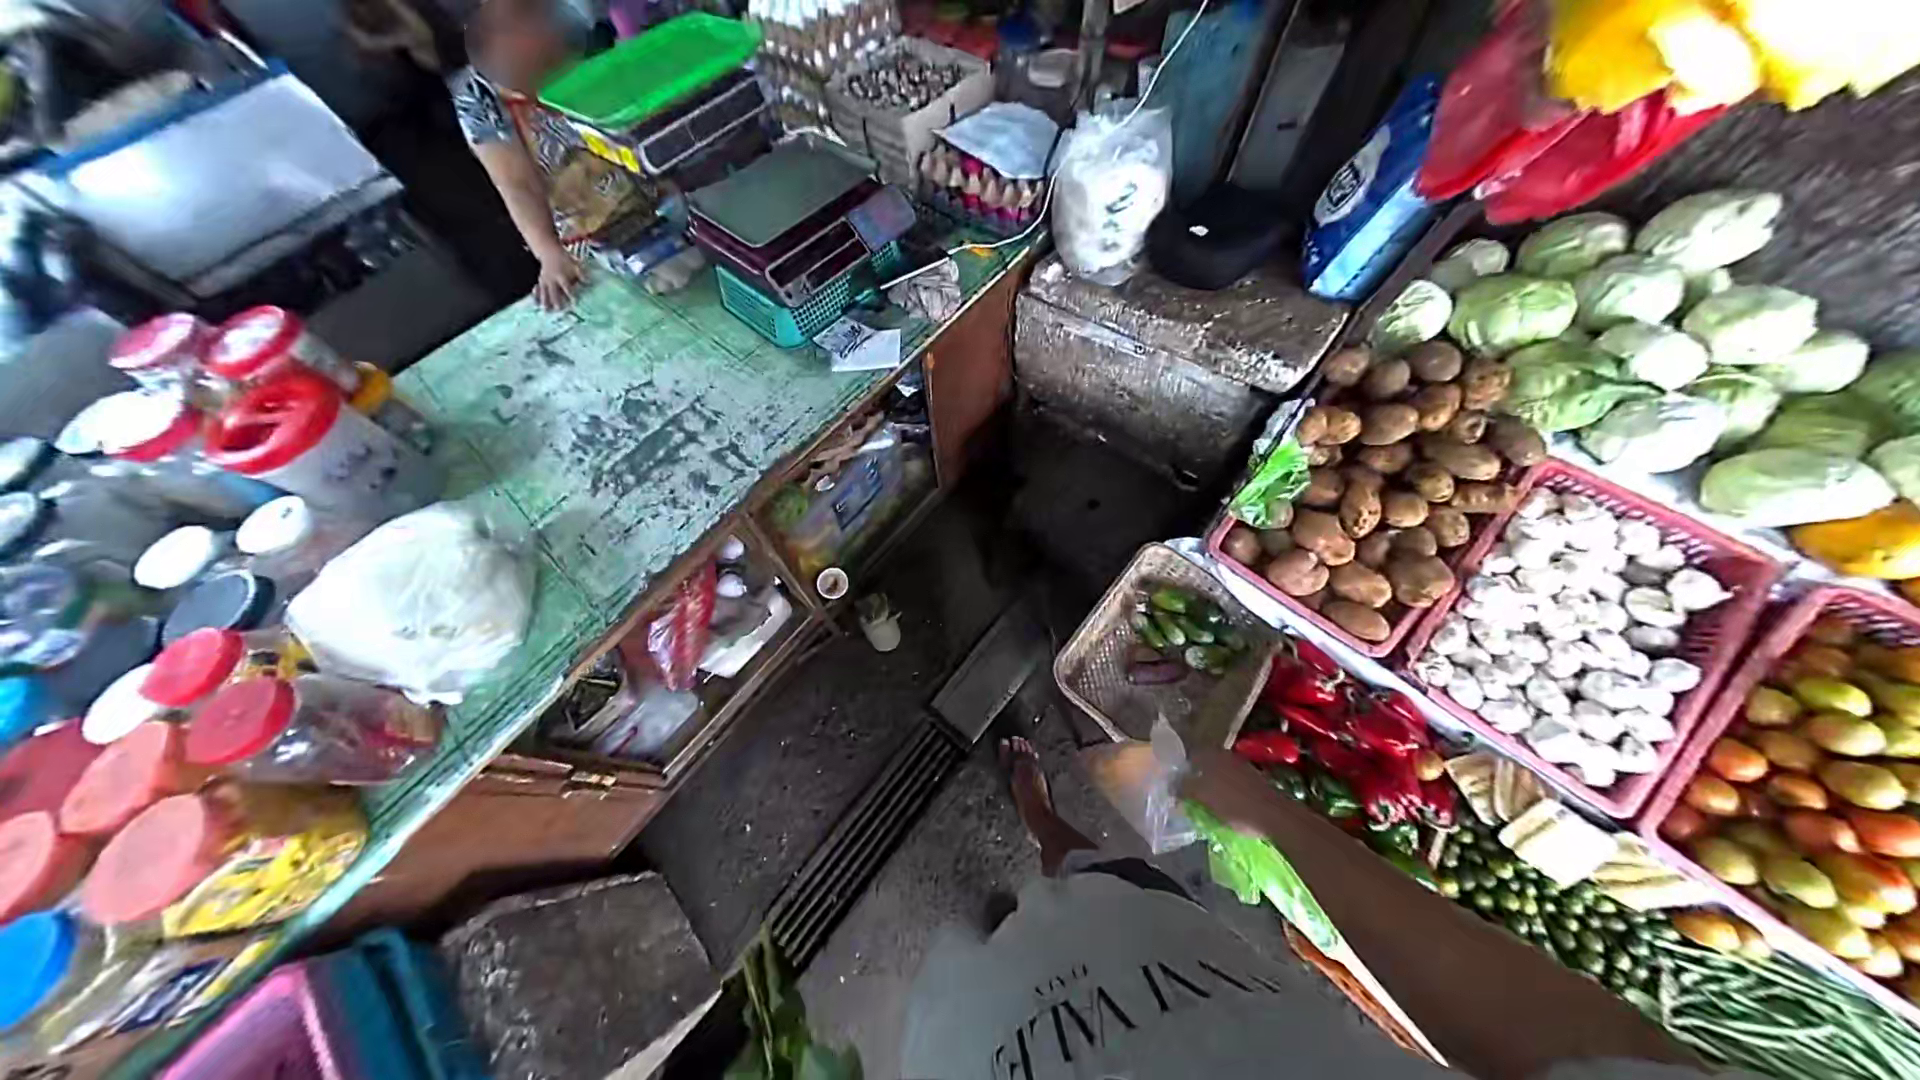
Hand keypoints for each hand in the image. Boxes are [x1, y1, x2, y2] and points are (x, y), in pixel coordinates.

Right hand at [533, 250, 584, 310]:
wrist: (549, 251)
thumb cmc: (565, 260)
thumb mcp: (575, 265)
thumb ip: (581, 275)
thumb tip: (588, 282)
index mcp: (561, 276)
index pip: (566, 287)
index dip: (570, 295)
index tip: (574, 303)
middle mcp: (551, 279)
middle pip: (553, 291)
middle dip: (556, 300)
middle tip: (558, 310)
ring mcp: (544, 280)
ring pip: (544, 292)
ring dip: (544, 301)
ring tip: (545, 310)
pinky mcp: (540, 280)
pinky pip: (537, 288)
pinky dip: (536, 295)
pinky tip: (535, 302)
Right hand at [1180, 744, 1293, 834]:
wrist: (1275, 816)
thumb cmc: (1233, 803)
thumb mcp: (1201, 797)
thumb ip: (1183, 789)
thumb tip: (1172, 786)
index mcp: (1211, 754)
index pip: (1189, 756)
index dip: (1180, 770)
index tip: (1175, 785)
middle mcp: (1226, 755)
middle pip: (1204, 765)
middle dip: (1196, 778)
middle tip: (1188, 795)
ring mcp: (1242, 767)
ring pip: (1219, 774)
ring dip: (1211, 786)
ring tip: (1205, 803)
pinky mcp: (1254, 781)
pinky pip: (1232, 784)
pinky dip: (1225, 792)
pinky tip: (1224, 806)